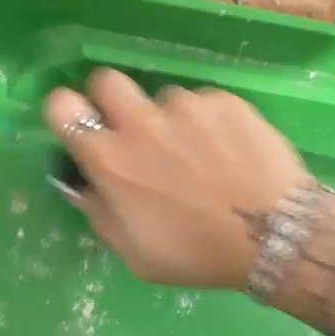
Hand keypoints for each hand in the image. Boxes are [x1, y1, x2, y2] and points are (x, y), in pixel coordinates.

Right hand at [44, 68, 308, 288]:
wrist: (273, 236)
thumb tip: (82, 186)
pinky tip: (227, 152)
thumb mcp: (134, 254)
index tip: (80, 124)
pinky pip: (204, 104)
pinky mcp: (225, 101)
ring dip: (170, 121)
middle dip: (111, 99)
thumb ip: (100, 213)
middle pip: (106, 80)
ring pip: (163, 98)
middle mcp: (142, 123)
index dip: (66, 111)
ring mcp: (186, 107)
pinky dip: (209, 123)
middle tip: (131, 128)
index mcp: (110, 161)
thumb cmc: (197, 255)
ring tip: (198, 154)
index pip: (61, 106)